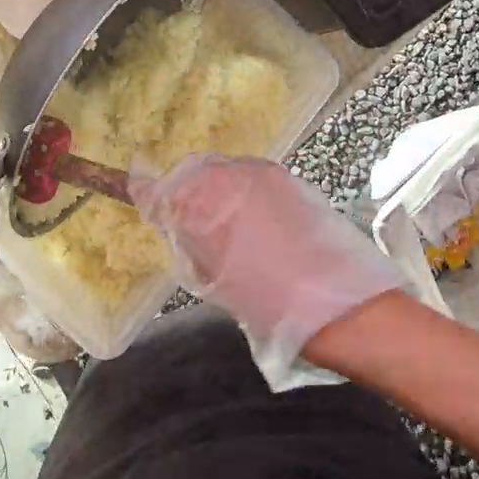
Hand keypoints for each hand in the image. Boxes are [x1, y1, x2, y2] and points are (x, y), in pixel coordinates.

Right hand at [133, 155, 402, 384]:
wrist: (342, 306)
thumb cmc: (269, 304)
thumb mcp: (212, 280)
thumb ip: (188, 241)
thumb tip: (174, 220)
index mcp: (202, 200)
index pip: (160, 187)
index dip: (146, 191)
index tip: (136, 192)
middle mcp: (231, 174)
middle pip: (194, 173)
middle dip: (186, 193)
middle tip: (188, 226)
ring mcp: (264, 173)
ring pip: (226, 174)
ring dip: (218, 192)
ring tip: (227, 230)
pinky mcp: (292, 179)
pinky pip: (254, 179)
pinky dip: (246, 195)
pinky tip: (257, 227)